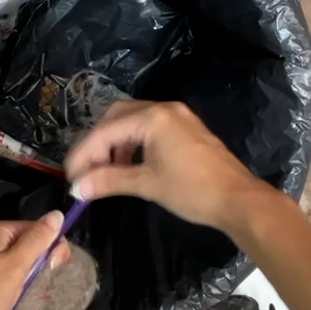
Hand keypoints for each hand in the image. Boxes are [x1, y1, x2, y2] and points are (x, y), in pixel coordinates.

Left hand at [0, 212, 76, 309]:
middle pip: (32, 253)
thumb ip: (38, 240)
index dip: (54, 245)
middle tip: (69, 296)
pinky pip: (16, 293)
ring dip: (48, 294)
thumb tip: (57, 213)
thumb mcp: (14, 265)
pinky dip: (33, 304)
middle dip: (54, 274)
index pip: (36, 229)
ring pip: (26, 277)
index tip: (64, 268)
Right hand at [64, 100, 272, 232]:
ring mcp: (177, 116)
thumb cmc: (193, 191)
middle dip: (98, 143)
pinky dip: (133, 143)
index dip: (84, 153)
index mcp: (152, 117)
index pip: (106, 131)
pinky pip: (149, 127)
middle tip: (87, 169)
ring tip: (107, 170)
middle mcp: (163, 108)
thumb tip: (77, 188)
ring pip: (132, 120)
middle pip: (117, 116)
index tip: (70, 175)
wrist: (240, 200)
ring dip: (115, 143)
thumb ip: (109, 181)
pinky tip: (130, 164)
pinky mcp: (185, 128)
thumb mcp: (148, 184)